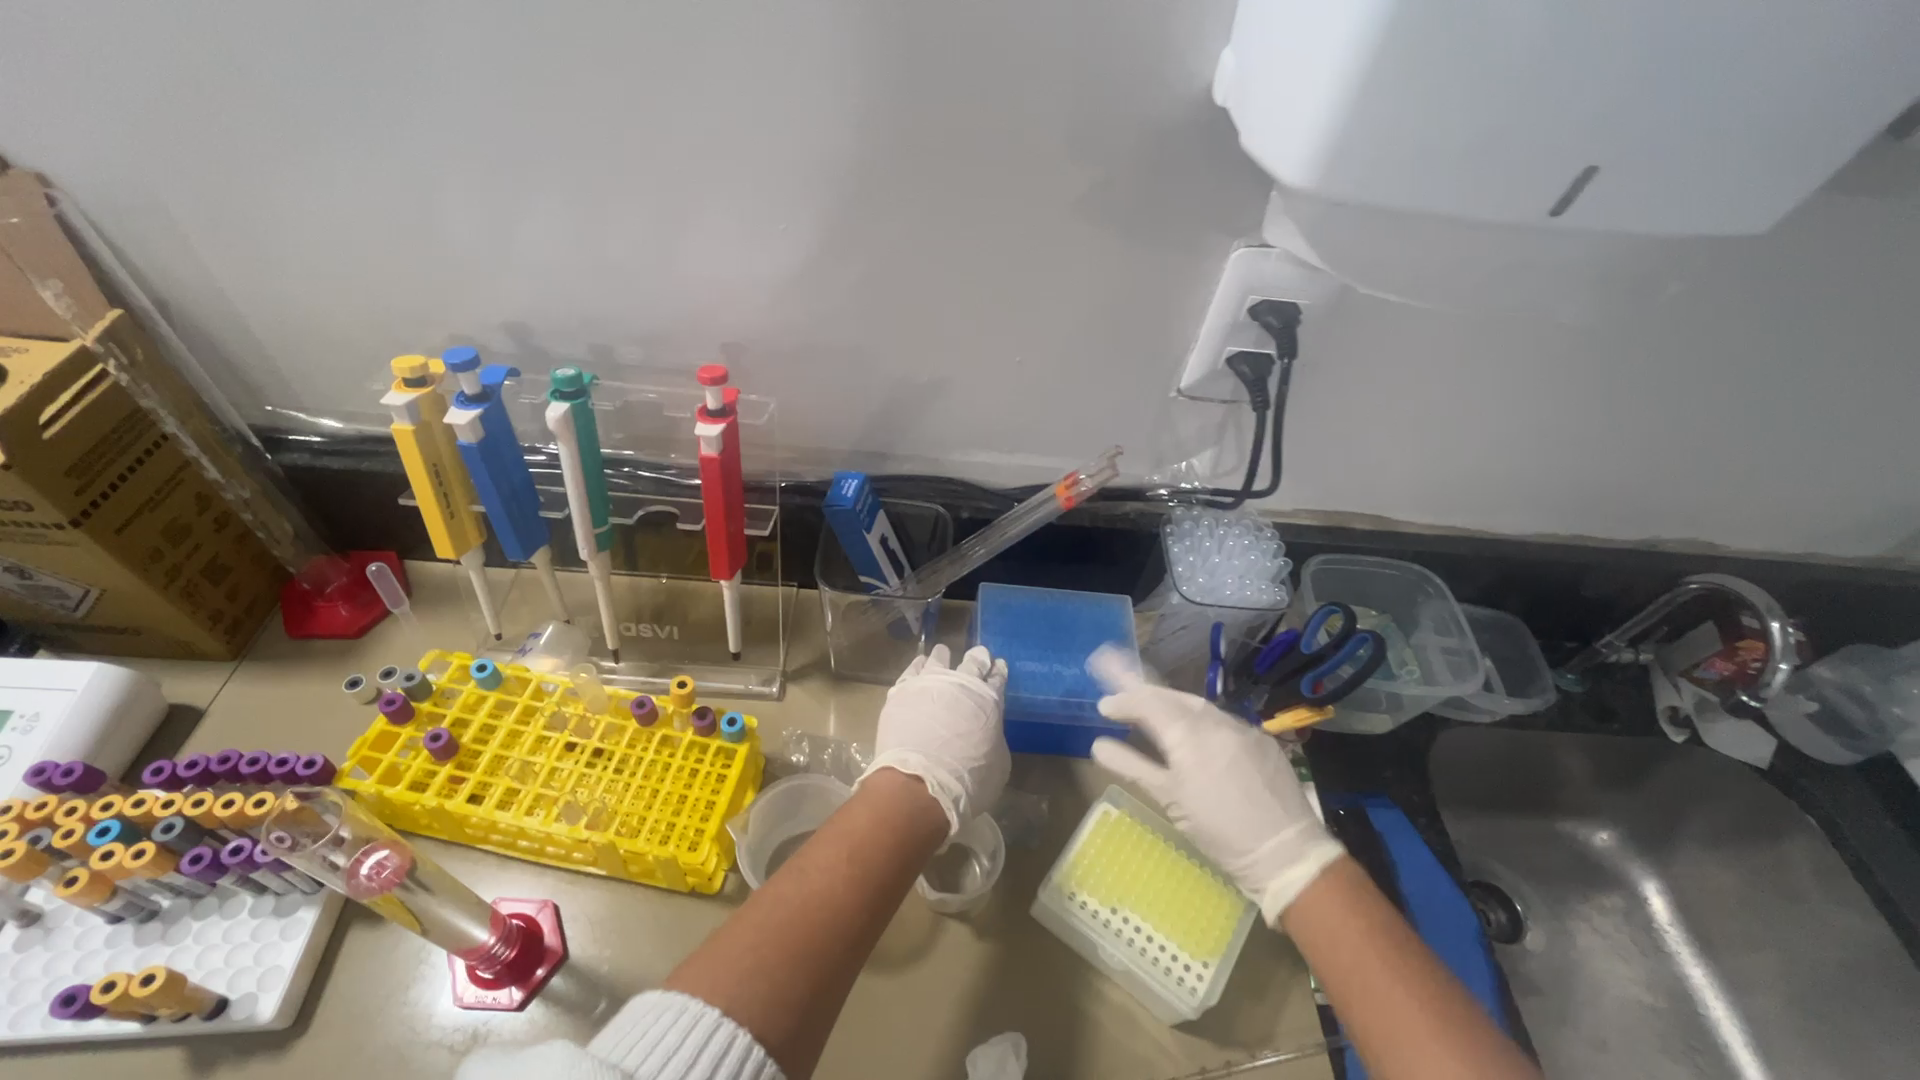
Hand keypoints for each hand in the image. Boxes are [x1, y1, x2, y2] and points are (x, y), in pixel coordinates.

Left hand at [860, 644, 1009, 836]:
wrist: (920, 783)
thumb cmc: (967, 780)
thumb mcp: (998, 763)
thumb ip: (993, 739)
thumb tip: (986, 734)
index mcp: (989, 702)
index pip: (997, 679)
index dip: (998, 672)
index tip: (998, 666)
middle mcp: (961, 685)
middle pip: (972, 664)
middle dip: (977, 658)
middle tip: (979, 654)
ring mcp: (928, 684)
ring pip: (938, 659)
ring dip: (943, 657)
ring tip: (943, 653)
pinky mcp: (901, 691)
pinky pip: (912, 670)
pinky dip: (918, 666)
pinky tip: (919, 664)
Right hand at [1087, 645, 1344, 924]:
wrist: (1287, 853)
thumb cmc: (1219, 831)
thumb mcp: (1169, 799)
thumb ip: (1132, 765)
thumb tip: (1098, 745)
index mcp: (1190, 734)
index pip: (1149, 702)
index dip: (1123, 699)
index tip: (1103, 705)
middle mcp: (1217, 721)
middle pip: (1174, 697)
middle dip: (1146, 694)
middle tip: (1122, 696)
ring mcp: (1244, 728)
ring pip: (1200, 707)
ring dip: (1173, 706)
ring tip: (1152, 712)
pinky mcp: (1263, 741)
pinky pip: (1224, 722)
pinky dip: (1201, 722)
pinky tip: (1195, 736)